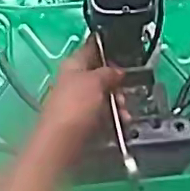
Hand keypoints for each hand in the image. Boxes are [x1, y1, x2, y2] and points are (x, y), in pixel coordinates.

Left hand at [27, 39, 124, 157]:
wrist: (62, 142)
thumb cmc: (76, 105)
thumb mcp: (95, 81)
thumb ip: (109, 72)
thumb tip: (118, 71)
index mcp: (73, 64)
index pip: (92, 47)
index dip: (109, 48)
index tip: (128, 53)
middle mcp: (75, 80)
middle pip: (102, 74)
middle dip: (117, 82)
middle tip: (125, 90)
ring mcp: (79, 101)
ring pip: (106, 95)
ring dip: (119, 102)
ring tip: (124, 112)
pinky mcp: (84, 120)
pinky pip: (104, 113)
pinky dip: (115, 117)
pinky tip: (123, 122)